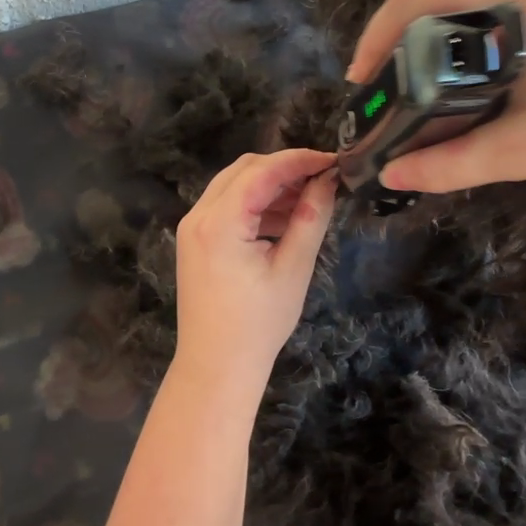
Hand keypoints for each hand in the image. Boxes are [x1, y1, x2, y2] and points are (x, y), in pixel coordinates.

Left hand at [173, 149, 337, 381]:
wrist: (216, 366)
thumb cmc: (258, 323)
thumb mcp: (293, 269)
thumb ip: (310, 218)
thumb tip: (328, 181)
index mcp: (220, 222)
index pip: (262, 171)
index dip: (300, 160)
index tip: (334, 160)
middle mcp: (198, 216)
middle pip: (244, 170)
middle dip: (284, 169)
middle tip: (323, 179)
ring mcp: (192, 228)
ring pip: (233, 186)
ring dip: (270, 187)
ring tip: (309, 201)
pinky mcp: (194, 241)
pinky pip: (226, 207)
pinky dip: (254, 205)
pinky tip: (284, 221)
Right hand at [346, 0, 525, 191]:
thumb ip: (454, 163)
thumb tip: (394, 173)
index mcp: (521, 1)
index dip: (377, 35)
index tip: (363, 80)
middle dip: (406, 36)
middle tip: (391, 86)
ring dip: (445, 35)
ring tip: (432, 86)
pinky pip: (515, 6)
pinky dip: (481, 35)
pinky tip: (487, 77)